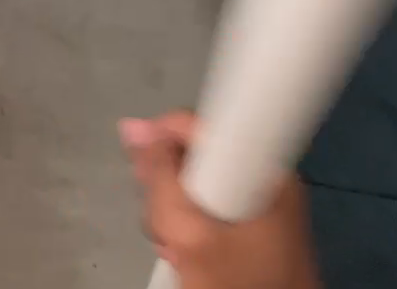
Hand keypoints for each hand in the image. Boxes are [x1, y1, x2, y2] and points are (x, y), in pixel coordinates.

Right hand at [120, 113, 322, 288]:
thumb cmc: (236, 282)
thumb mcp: (186, 228)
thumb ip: (158, 172)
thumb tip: (132, 126)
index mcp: (264, 171)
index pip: (198, 123)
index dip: (162, 137)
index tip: (146, 168)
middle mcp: (265, 176)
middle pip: (190, 149)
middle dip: (164, 179)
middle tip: (162, 215)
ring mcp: (257, 196)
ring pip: (189, 173)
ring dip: (169, 203)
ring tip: (176, 240)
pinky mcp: (249, 214)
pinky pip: (201, 193)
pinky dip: (182, 214)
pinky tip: (184, 242)